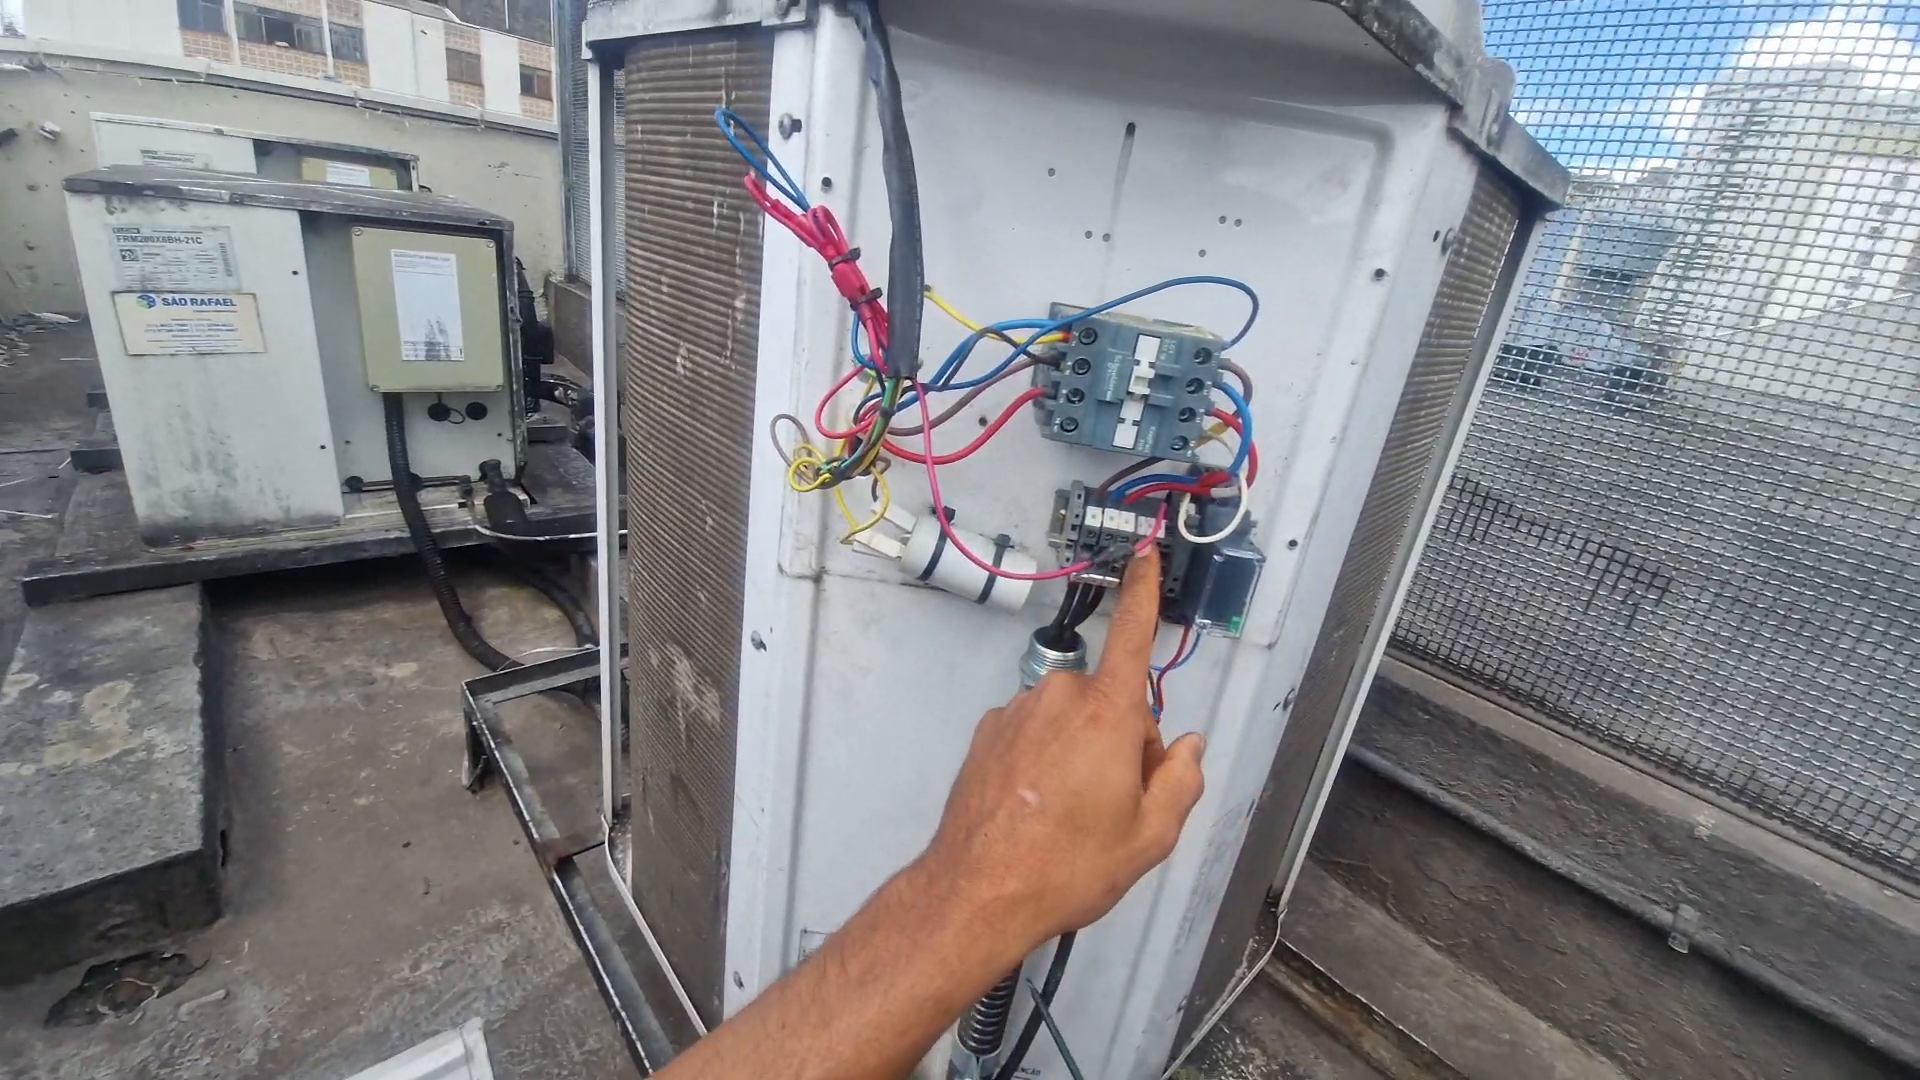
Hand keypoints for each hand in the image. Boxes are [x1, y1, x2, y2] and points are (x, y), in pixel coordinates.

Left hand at [919, 547, 1206, 964]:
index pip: (1133, 636)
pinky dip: (1043, 755)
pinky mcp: (988, 729)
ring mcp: (1018, 709)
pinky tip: (1035, 802)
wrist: (979, 889)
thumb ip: (1180, 780)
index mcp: (1107, 712)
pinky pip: (1033, 729)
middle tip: (1112, 800)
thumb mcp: (1150, 835)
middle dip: (1122, 738)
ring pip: (1070, 718)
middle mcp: (1060, 695)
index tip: (1146, 553)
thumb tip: (1187, 746)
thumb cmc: (1072, 862)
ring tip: (1068, 809)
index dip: (1144, 592)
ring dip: (1079, 748)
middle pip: (1110, 702)